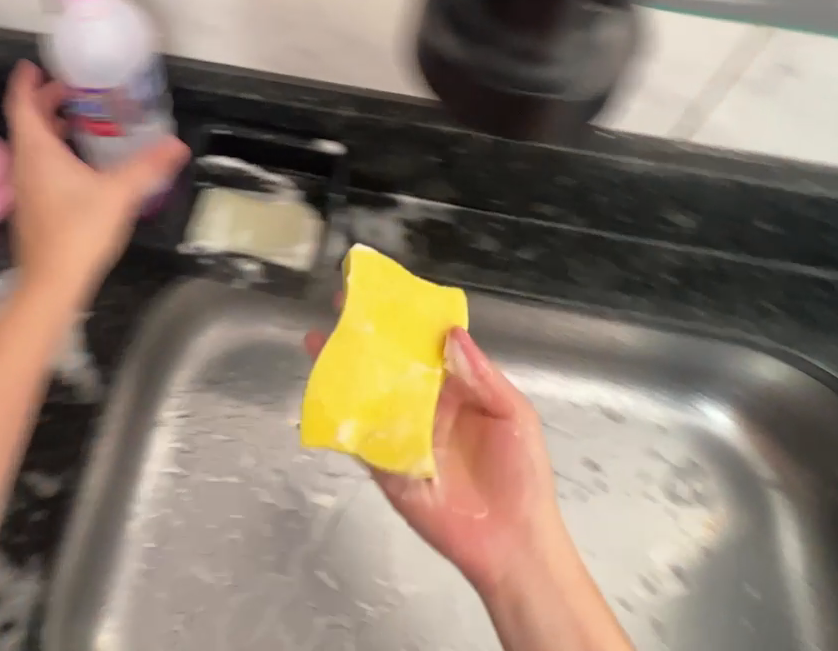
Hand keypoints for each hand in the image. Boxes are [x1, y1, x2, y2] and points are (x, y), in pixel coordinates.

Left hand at [3, 60, 188, 298]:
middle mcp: (25, 166)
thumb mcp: (120, 193)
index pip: (22, 106)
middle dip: (45, 102)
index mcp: (38, 152)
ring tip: (77, 119)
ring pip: (31, 146)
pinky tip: (78, 162)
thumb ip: (148, 166)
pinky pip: (37, 166)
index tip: (34, 66)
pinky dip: (52, 151)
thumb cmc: (79, 231)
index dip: (26, 84)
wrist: (52, 283)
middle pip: (27, 124)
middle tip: (69, 89)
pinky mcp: (32, 207)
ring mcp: (25, 188)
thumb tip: (177, 145)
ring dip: (48, 128)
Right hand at [302, 323, 564, 596]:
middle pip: (388, 366)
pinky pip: (361, 439)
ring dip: (342, 371)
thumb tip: (450, 332)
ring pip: (367, 397)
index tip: (379, 295)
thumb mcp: (512, 413)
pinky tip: (323, 394)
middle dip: (363, 339)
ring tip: (316, 342)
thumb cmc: (521, 473)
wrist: (513, 543)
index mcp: (454, 388)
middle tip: (337, 307)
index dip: (402, 321)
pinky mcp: (387, 468)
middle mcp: (423, 406)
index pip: (422, 347)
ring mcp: (402, 437)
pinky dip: (342, 419)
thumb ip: (481, 375)